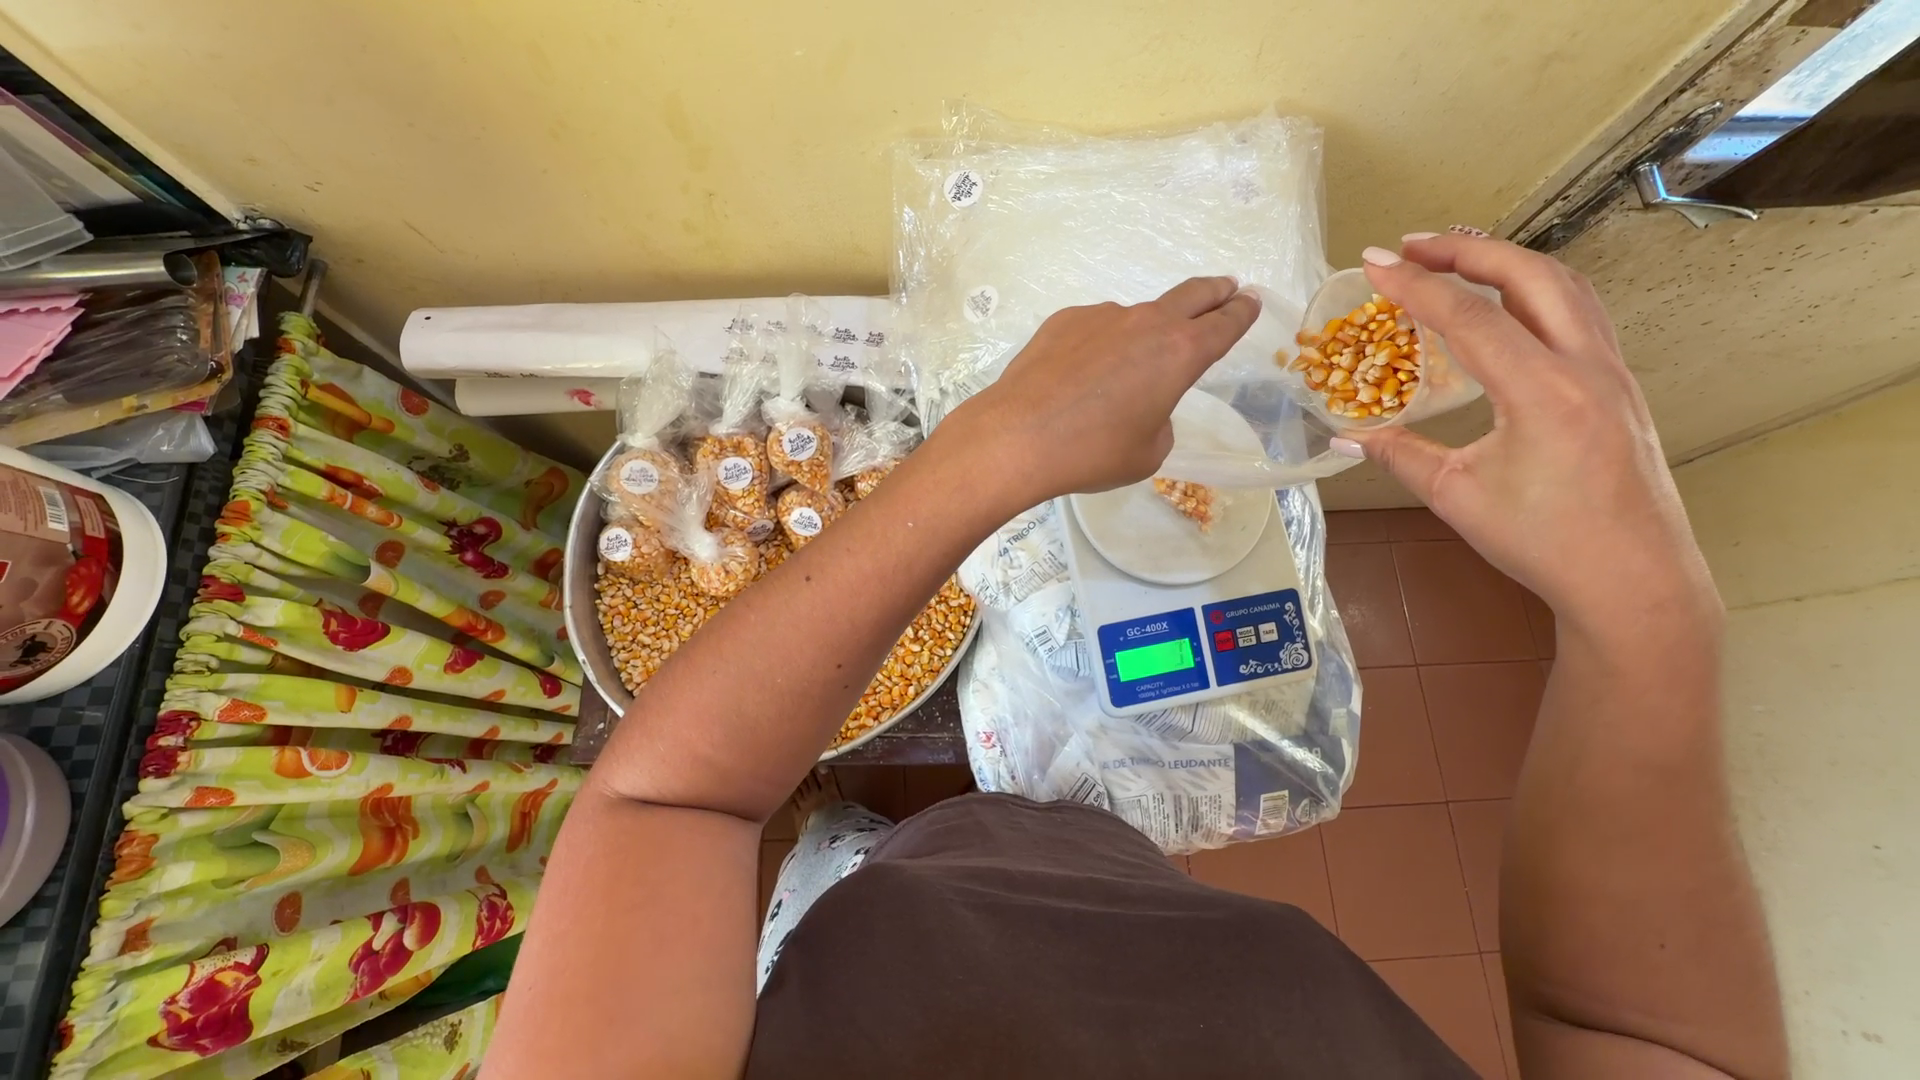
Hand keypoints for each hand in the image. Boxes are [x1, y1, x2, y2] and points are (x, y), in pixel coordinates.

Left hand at [944, 277, 1259, 504]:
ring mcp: (1100, 316)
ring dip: (1141, 333)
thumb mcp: (1147, 453)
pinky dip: (1097, 346)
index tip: (1250, 300)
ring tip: (1122, 371)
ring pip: (1134, 318)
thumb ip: (1159, 420)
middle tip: (1226, 289)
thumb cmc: (1093, 453)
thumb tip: (1142, 404)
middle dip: (1213, 292)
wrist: (1018, 438)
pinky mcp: (1062, 321)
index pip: (1224, 324)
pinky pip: (1093, 330)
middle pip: (1191, 295)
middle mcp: (1145, 323)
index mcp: (1180, 353)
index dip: (1241, 313)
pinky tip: (1077, 377)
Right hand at [1345, 236, 1718, 634]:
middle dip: (1467, 250)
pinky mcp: (1617, 384)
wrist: (1632, 580)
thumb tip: (1344, 439)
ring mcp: (1611, 371)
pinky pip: (1578, 312)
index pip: (1470, 317)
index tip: (1372, 264)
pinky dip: (1534, 290)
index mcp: (1542, 392)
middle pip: (1530, 275)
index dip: (1415, 286)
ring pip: (1564, 285)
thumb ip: (1399, 455)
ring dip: (1505, 262)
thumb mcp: (1456, 497)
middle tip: (1410, 246)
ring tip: (1452, 260)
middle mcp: (1586, 366)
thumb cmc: (1543, 542)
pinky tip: (1503, 304)